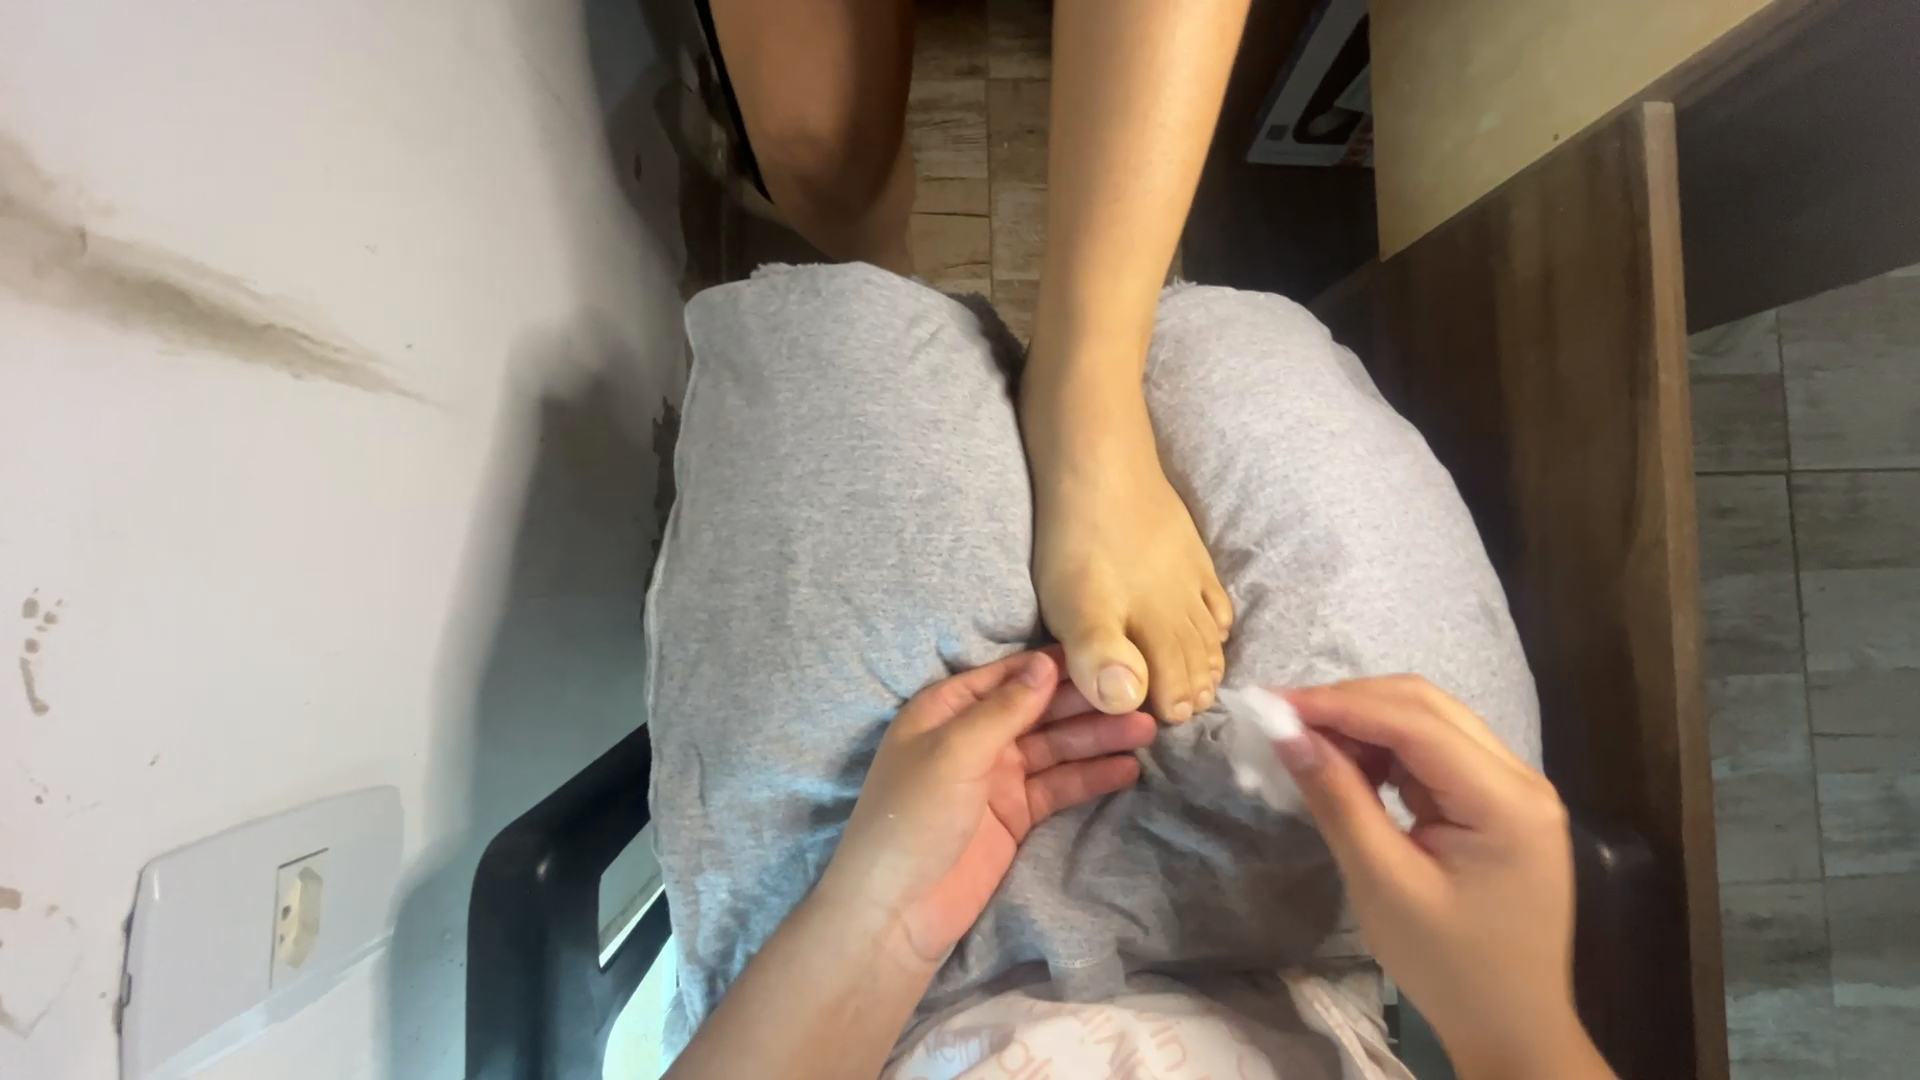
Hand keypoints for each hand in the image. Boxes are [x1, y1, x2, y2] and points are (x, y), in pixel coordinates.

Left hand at [817, 648, 1155, 968]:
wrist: (895, 913)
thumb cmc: (915, 816)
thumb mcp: (956, 751)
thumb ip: (1005, 708)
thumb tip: (1046, 662)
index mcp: (947, 708)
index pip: (1010, 676)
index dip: (1055, 665)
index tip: (1106, 654)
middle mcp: (974, 735)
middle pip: (1037, 710)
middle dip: (1085, 704)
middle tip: (1139, 696)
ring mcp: (996, 776)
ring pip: (1054, 747)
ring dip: (1096, 739)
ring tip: (1146, 730)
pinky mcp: (1014, 815)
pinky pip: (1058, 786)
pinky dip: (1089, 777)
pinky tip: (1126, 768)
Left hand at [1022, 359, 1232, 722]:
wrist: (1097, 456)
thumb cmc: (1078, 538)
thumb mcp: (1074, 603)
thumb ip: (1101, 656)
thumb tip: (1130, 705)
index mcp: (1156, 627)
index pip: (1172, 684)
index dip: (1167, 707)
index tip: (1163, 723)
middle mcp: (1183, 606)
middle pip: (1195, 661)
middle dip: (1191, 690)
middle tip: (1185, 711)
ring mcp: (1191, 574)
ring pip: (1210, 632)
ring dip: (1208, 662)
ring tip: (1203, 682)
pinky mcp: (1189, 547)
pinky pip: (1216, 595)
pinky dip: (1219, 620)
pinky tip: (1218, 624)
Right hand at [1273, 677, 1608, 1079]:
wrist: (1510, 1028)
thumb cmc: (1448, 965)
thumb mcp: (1382, 882)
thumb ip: (1337, 798)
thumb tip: (1286, 734)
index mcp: (1506, 803)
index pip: (1413, 723)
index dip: (1338, 704)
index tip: (1272, 703)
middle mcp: (1519, 780)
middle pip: (1423, 705)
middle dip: (1348, 703)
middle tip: (1285, 719)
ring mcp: (1509, 787)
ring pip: (1424, 718)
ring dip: (1362, 721)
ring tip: (1310, 744)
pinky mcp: (1490, 798)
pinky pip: (1427, 748)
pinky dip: (1379, 745)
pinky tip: (1348, 766)